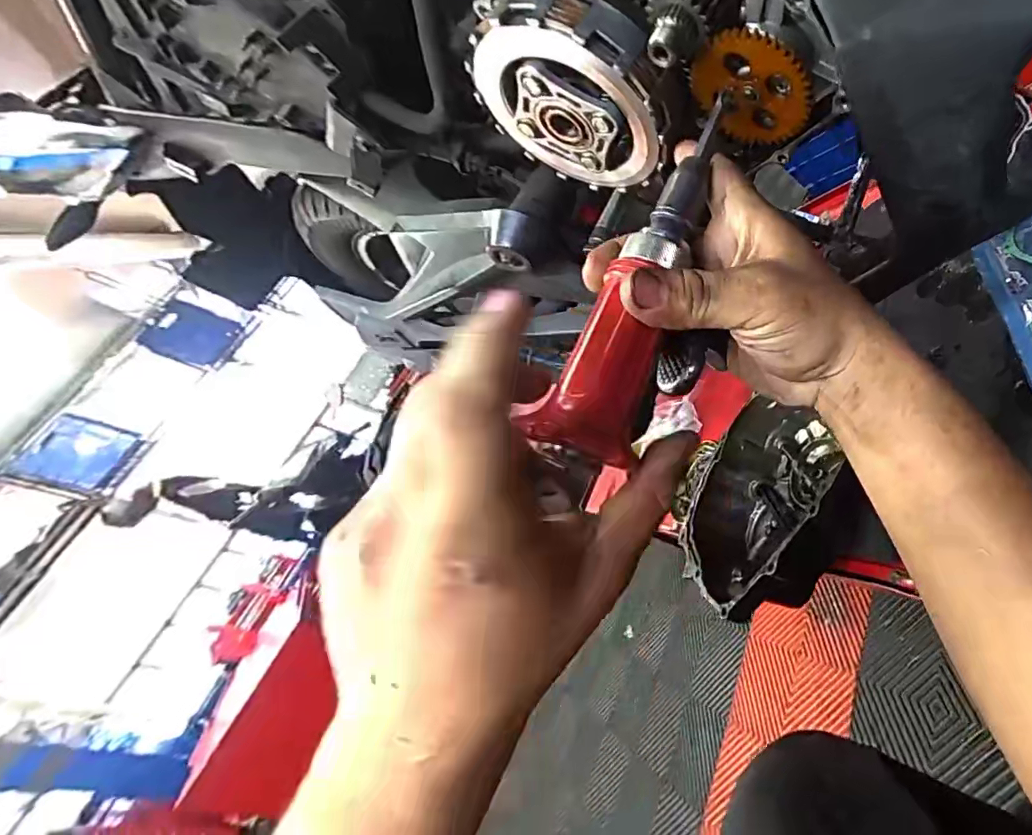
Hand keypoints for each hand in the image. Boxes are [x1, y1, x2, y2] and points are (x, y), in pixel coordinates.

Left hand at [316, 289, 696, 744]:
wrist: (420, 729)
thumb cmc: (519, 650)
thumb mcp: (600, 571)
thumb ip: (646, 495)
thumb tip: (683, 440)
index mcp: (471, 519)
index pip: (465, 406)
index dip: (488, 344)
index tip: (511, 302)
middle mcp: (405, 510)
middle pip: (440, 402)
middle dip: (494, 372)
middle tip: (543, 389)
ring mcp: (365, 520)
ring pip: (425, 433)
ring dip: (480, 425)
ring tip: (524, 466)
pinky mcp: (348, 531)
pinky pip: (406, 467)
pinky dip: (452, 461)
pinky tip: (481, 508)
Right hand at [583, 155, 885, 407]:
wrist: (835, 375)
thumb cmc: (820, 317)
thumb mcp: (760, 295)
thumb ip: (698, 294)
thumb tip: (635, 290)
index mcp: (744, 222)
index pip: (708, 176)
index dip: (678, 167)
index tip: (639, 172)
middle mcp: (724, 251)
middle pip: (666, 235)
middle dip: (631, 248)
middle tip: (600, 270)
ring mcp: (714, 290)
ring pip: (662, 280)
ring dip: (633, 290)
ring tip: (603, 302)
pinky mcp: (708, 326)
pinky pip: (668, 319)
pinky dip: (647, 324)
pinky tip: (625, 333)